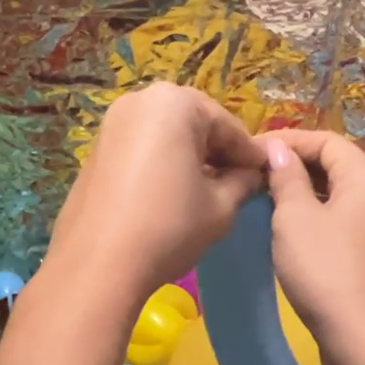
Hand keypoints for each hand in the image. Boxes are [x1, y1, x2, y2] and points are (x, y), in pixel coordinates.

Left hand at [46, 82, 266, 301]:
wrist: (97, 265)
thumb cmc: (169, 226)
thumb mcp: (221, 206)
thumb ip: (243, 181)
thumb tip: (253, 174)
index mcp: (176, 102)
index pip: (228, 127)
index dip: (250, 155)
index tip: (267, 177)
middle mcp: (141, 100)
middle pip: (196, 123)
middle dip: (218, 152)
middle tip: (238, 184)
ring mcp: (113, 122)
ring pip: (167, 134)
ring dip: (190, 157)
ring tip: (207, 192)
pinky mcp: (97, 148)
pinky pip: (142, 146)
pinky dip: (162, 162)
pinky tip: (171, 195)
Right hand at [259, 130, 364, 354]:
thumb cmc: (327, 270)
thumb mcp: (295, 217)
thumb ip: (286, 177)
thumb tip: (278, 150)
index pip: (325, 140)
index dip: (287, 140)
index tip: (250, 150)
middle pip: (334, 165)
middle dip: (294, 165)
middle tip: (254, 174)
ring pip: (337, 195)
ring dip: (302, 192)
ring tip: (265, 200)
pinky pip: (341, 221)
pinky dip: (315, 217)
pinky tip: (288, 232)